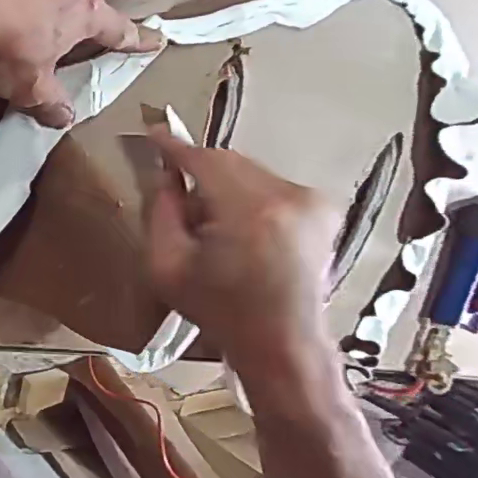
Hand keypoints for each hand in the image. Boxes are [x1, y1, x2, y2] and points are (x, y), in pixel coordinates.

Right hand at [144, 131, 339, 352]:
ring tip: (210, 224)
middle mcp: (288, 196)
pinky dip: (247, 196)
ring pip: (250, 172)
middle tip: (177, 196)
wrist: (282, 343)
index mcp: (250, 211)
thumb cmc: (219, 310)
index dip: (176, 148)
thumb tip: (165, 178)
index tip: (155, 134)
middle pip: (230, 162)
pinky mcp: (323, 209)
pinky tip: (238, 229)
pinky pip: (270, 185)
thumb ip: (160, 214)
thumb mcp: (166, 267)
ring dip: (223, 186)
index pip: (205, 160)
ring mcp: (312, 201)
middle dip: (200, 172)